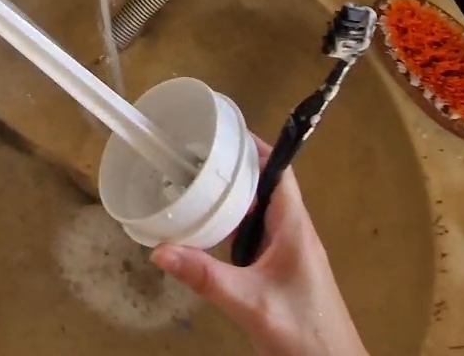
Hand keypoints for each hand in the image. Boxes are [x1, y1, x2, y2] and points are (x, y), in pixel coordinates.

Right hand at [152, 146, 367, 355]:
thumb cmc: (305, 336)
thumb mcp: (251, 305)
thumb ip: (206, 277)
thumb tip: (158, 250)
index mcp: (294, 227)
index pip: (278, 170)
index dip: (254, 146)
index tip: (221, 129)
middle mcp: (293, 232)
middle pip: (264, 185)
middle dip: (233, 166)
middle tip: (194, 152)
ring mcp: (289, 253)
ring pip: (259, 210)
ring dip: (232, 195)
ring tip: (194, 180)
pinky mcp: (282, 272)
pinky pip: (255, 234)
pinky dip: (232, 223)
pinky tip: (208, 228)